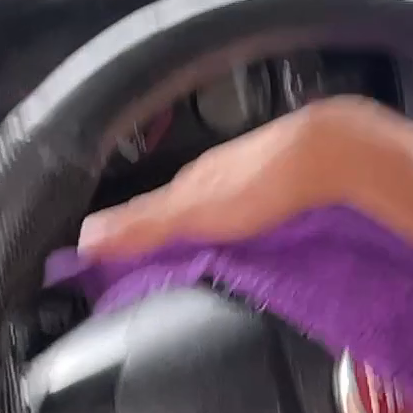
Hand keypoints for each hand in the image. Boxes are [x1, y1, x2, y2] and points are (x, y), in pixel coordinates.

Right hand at [78, 96, 412, 257]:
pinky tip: (260, 225)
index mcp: (196, 176)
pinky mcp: (293, 170)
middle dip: (182, 225)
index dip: (143, 233)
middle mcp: (224, 167)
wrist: (328, 152)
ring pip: (230, 194)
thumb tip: (85, 235)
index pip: (157, 207)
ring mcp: (260, 164)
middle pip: (194, 199)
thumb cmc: (259, 184)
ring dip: (220, 219)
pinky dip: (252, 211)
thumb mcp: (193, 211)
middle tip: (174, 259)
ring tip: (214, 248)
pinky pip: (262, 194)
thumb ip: (144, 223)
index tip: (131, 260)